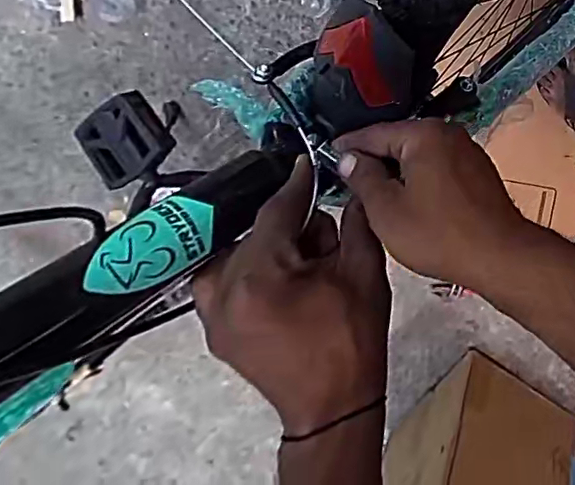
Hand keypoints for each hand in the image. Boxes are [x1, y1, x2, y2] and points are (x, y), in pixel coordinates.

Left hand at [192, 157, 389, 434]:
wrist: (332, 408)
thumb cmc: (350, 342)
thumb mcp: (363, 269)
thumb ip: (351, 216)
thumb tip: (344, 182)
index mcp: (259, 276)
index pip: (277, 209)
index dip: (297, 184)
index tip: (304, 165)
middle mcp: (224, 291)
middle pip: (259, 228)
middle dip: (291, 227)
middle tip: (321, 247)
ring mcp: (212, 312)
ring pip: (242, 248)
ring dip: (270, 246)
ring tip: (302, 269)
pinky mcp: (212, 326)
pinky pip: (227, 275)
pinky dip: (251, 267)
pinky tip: (280, 279)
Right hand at [333, 119, 543, 290]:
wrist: (501, 256)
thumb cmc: (440, 234)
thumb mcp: (387, 210)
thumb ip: (363, 178)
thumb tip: (349, 158)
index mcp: (424, 133)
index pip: (374, 133)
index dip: (349, 145)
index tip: (329, 153)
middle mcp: (447, 132)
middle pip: (398, 141)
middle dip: (374, 160)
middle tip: (348, 179)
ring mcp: (465, 149)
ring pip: (418, 155)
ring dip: (397, 172)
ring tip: (376, 194)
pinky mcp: (477, 170)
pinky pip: (437, 165)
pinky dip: (419, 178)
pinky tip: (410, 201)